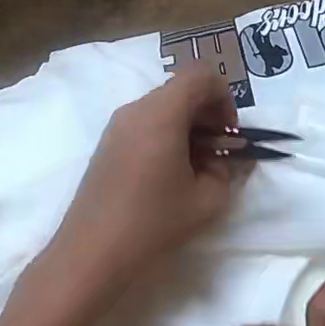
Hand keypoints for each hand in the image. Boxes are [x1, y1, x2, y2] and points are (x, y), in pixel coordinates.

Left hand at [35, 64, 240, 300]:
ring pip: (163, 106)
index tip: (228, 135)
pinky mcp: (107, 142)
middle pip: (181, 88)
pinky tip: (168, 174)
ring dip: (187, 126)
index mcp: (161, 113)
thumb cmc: (153, 223)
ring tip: (195, 168)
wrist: (91, 252)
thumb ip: (229, 171)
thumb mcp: (206, 200)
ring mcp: (117, 124)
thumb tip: (233, 158)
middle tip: (219, 154)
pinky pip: (144, 121)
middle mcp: (136, 108)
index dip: (224, 97)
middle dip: (208, 113)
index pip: (200, 74)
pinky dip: (165, 134)